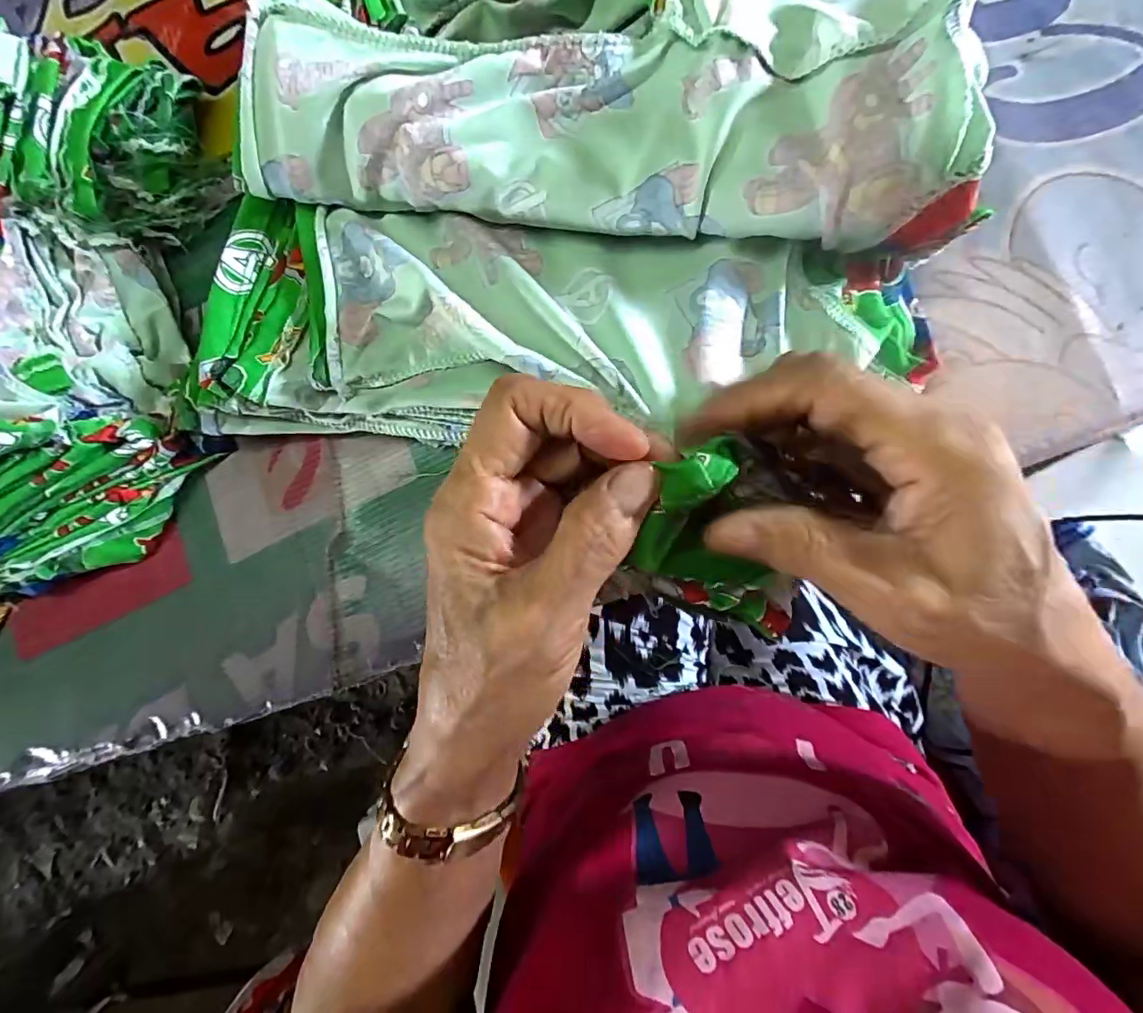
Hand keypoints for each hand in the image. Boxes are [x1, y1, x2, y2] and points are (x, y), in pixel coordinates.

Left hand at [399, 376, 664, 822]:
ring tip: (673, 490)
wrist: (474, 735)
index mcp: (469, 500)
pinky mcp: (540, 538)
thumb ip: (592, 539)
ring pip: (568, 459)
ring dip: (619, 466)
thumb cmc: (495, 683)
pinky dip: (617, 496)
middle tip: (672, 470)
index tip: (634, 447)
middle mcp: (488, 494)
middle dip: (608, 437)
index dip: (574, 409)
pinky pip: (580, 496)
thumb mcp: (545, 614)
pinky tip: (653, 512)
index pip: (513, 408)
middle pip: (546, 428)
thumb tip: (645, 473)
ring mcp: (515, 515)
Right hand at [682, 354, 1098, 679]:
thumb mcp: (879, 587)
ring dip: (773, 425)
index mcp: (933, 442)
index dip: (752, 398)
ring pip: (833, 402)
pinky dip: (798, 446)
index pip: (826, 385)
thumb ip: (797, 545)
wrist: (1043, 646)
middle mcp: (934, 420)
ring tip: (725, 459)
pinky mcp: (918, 454)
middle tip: (704, 444)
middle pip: (826, 382)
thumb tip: (713, 527)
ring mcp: (928, 434)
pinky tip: (769, 475)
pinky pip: (846, 432)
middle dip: (755, 406)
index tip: (699, 430)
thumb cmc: (973, 620)